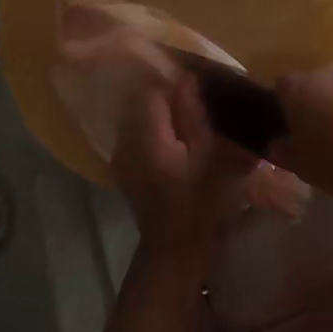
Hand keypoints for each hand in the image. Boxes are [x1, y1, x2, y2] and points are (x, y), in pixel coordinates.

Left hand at [111, 78, 256, 256]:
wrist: (176, 252)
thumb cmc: (202, 206)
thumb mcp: (212, 159)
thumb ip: (196, 117)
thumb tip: (187, 80)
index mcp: (146, 138)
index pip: (150, 90)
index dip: (173, 82)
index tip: (197, 85)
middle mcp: (125, 141)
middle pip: (140, 99)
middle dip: (166, 94)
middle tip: (197, 100)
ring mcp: (120, 154)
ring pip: (137, 113)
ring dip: (160, 109)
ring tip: (188, 116)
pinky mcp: (123, 165)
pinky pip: (136, 130)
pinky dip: (154, 126)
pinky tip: (176, 137)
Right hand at [271, 69, 332, 195]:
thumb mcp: (305, 168)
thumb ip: (285, 155)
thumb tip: (277, 145)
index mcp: (297, 88)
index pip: (279, 89)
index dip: (281, 110)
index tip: (289, 133)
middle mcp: (324, 73)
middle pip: (311, 87)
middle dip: (312, 109)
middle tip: (319, 141)